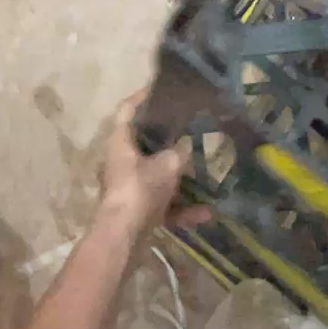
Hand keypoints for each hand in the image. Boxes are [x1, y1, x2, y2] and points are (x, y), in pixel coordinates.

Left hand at [97, 88, 209, 237]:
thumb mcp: (167, 165)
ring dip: (180, 178)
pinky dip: (182, 208)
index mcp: (120, 142)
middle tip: (189, 128)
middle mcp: (121, 161)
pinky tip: (207, 213)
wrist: (123, 239)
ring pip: (156, 175)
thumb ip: (179, 152)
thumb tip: (185, 146)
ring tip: (205, 173)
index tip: (160, 89)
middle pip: (144, 143)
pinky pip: (162, 204)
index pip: (127, 109)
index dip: (142, 96)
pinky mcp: (137, 212)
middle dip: (168, 139)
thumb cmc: (140, 190)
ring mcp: (129, 187)